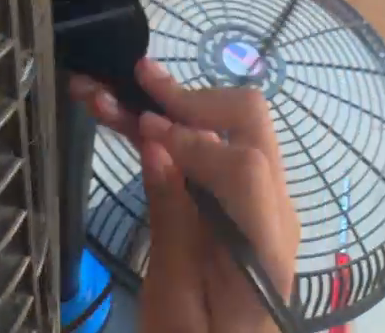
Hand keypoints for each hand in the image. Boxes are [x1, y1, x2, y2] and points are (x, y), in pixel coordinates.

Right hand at [70, 58, 298, 332]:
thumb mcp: (174, 304)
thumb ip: (172, 224)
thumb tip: (155, 145)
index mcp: (265, 246)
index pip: (245, 167)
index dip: (193, 139)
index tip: (143, 128)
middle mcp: (272, 207)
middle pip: (248, 122)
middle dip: (187, 96)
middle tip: (135, 80)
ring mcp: (256, 197)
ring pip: (221, 124)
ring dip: (168, 102)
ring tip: (112, 87)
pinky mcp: (234, 197)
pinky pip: (206, 147)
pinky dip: (166, 127)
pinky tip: (125, 113)